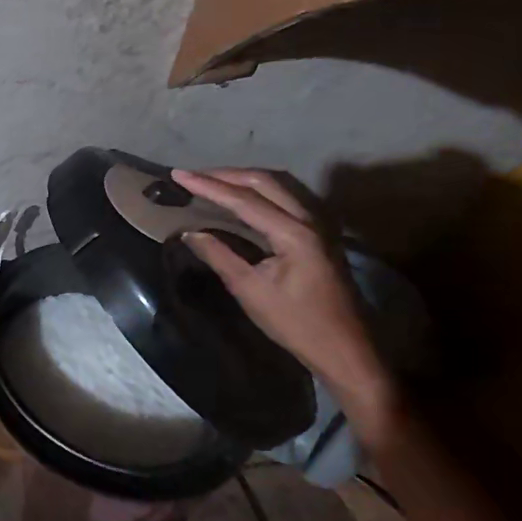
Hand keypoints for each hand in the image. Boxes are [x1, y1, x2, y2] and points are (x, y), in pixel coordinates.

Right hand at [172, 169, 399, 435]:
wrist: (343, 346)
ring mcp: (319, 225)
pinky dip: (259, 191)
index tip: (178, 174)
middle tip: (192, 175)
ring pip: (279, 186)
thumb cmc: (294, 321)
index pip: (244, 200)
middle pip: (265, 182)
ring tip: (212, 182)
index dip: (208, 185)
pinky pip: (287, 198)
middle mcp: (310, 220)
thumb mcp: (249, 289)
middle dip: (226, 174)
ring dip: (244, 179)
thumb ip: (219, 255)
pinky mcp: (319, 233)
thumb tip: (190, 232)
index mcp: (293, 233)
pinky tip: (242, 199)